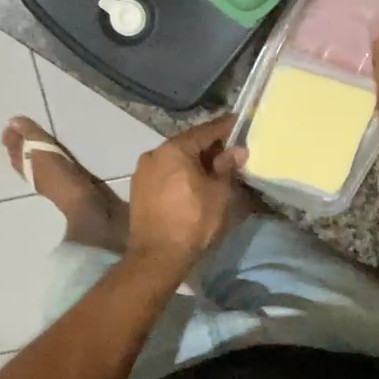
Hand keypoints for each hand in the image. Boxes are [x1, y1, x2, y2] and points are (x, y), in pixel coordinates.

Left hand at [127, 117, 247, 271]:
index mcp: (174, 149)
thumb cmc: (193, 221)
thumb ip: (227, 167)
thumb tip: (238, 151)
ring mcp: (142, 172)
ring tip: (212, 171)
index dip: (225, 128)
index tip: (240, 123)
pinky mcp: (138, 190)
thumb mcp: (218, 193)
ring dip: (193, 162)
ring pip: (174, 160)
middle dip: (209, 147)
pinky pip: (164, 174)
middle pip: (187, 144)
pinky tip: (192, 185)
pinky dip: (179, 174)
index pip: (205, 131)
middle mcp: (154, 153)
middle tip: (230, 152)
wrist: (158, 255)